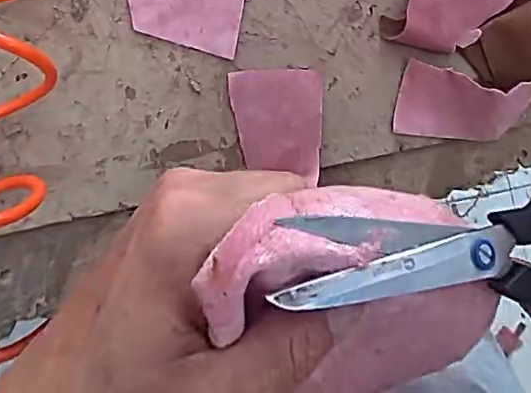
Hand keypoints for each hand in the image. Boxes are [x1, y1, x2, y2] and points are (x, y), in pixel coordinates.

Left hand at [0, 169, 333, 392]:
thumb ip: (290, 346)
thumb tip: (355, 298)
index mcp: (189, 214)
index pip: (293, 200)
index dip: (330, 240)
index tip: (350, 283)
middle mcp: (186, 185)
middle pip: (283, 197)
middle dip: (302, 251)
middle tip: (295, 312)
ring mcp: (179, 192)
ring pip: (268, 204)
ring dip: (280, 254)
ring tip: (259, 313)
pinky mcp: (175, 208)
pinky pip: (244, 213)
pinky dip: (256, 251)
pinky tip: (238, 299)